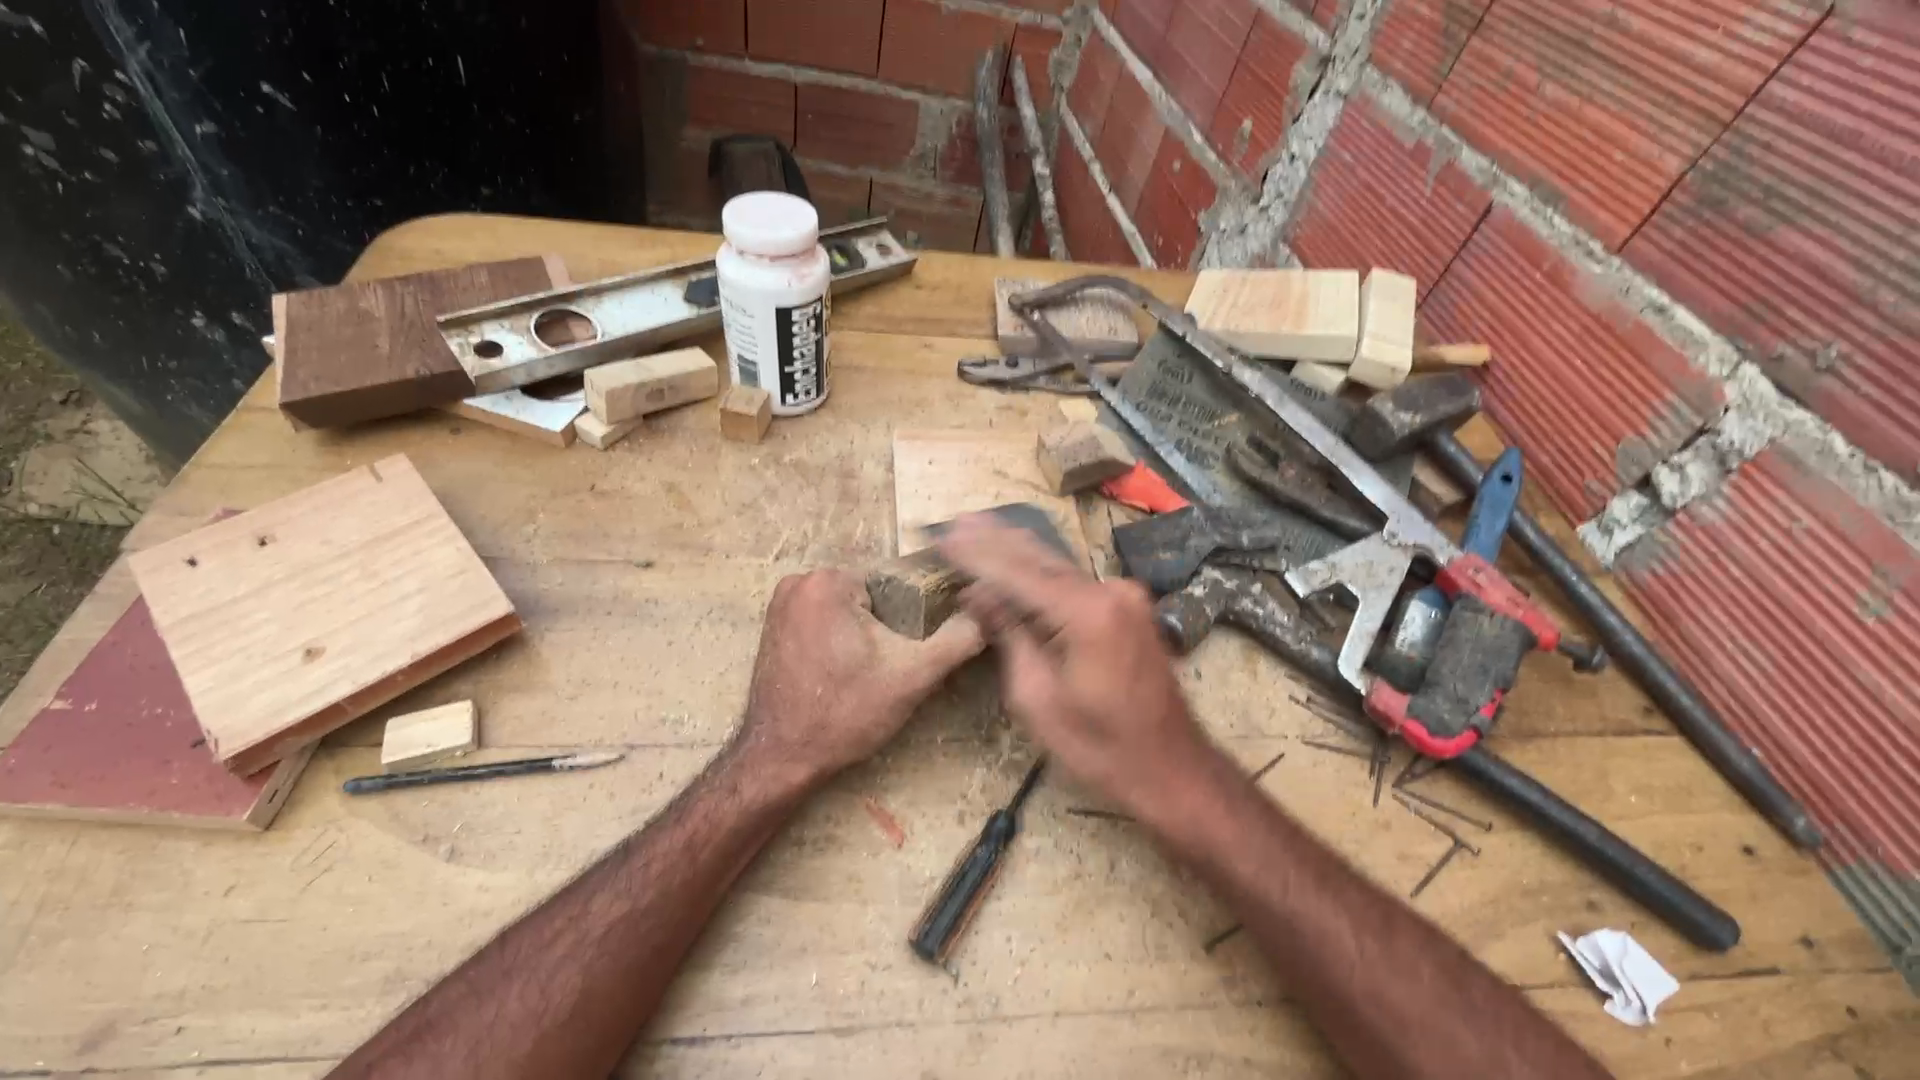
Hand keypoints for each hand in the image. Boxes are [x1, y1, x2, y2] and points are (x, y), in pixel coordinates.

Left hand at [736, 568, 984, 785]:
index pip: (893, 584)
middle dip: (885, 627)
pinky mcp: (772, 627)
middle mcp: (798, 582)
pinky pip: (823, 622)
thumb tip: (989, 613)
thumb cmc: (847, 713)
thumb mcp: (914, 676)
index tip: (905, 652)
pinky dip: (838, 641)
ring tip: (865, 675)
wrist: (783, 758)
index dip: (908, 618)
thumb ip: (958, 639)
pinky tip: (843, 675)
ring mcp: (780, 604)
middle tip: (886, 669)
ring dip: (863, 636)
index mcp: (829, 581)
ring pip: (848, 610)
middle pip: (869, 595)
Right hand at [937, 516, 1213, 821]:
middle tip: (957, 522)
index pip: (1019, 573)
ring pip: (1059, 566)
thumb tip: (980, 595)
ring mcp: (1126, 597)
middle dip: (995, 541)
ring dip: (1018, 549)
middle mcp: (1110, 592)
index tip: (944, 537)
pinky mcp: (1130, 608)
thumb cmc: (1100, 747)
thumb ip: (1010, 636)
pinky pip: (1076, 582)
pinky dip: (1043, 571)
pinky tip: (1018, 557)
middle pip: (1041, 559)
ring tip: (979, 524)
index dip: (978, 555)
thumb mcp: (1038, 699)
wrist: (1172, 766)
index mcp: (1087, 614)